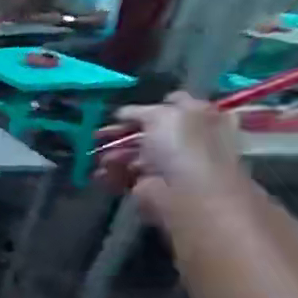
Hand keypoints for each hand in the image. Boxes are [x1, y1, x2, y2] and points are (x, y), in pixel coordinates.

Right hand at [95, 92, 244, 220]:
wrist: (185, 193)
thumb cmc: (183, 146)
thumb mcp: (162, 115)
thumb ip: (139, 110)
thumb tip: (122, 113)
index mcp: (200, 118)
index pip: (174, 105)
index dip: (149, 106)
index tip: (125, 112)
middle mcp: (186, 140)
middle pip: (147, 132)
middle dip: (120, 133)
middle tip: (97, 135)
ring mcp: (167, 164)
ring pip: (132, 154)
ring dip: (112, 154)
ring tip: (99, 159)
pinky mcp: (149, 186)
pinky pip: (124, 175)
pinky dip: (109, 174)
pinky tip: (100, 173)